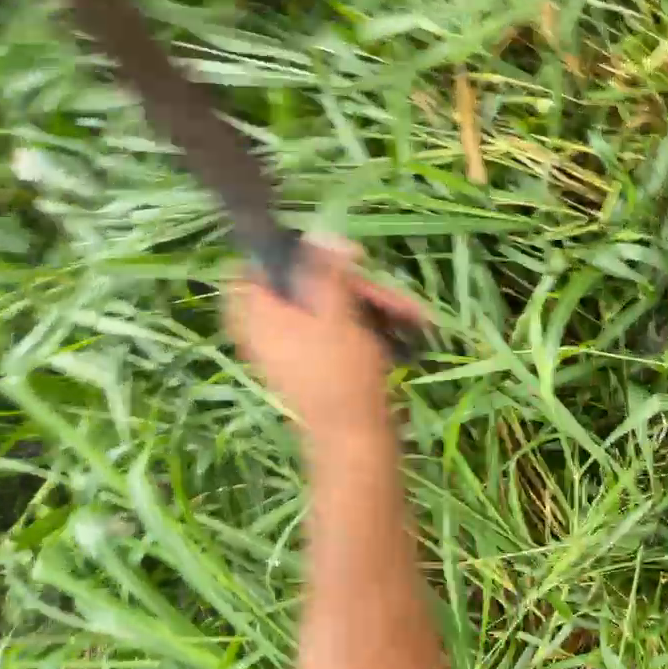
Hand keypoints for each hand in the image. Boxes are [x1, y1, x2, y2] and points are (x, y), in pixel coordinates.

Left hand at [225, 238, 423, 442]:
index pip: (261, 263)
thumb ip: (327, 272)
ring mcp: (289, 346)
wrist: (351, 434)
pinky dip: (364, 328)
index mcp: (255, 310)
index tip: (342, 262)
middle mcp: (265, 324)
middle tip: (394, 298)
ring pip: (328, 309)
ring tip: (412, 318)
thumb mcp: (337, 315)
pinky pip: (335, 331)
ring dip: (372, 308)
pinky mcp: (313, 363)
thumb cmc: (340, 374)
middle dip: (357, 288)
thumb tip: (325, 234)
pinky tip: (398, 334)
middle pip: (306, 286)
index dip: (300, 255)